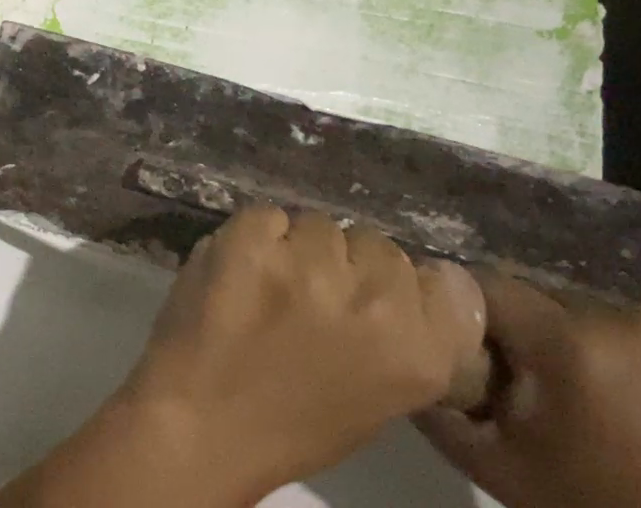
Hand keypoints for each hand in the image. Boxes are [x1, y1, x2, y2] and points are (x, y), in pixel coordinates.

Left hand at [114, 205, 486, 501]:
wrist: (202, 422)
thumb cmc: (290, 425)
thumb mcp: (379, 397)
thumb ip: (400, 338)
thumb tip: (399, 286)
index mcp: (420, 351)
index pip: (438, 279)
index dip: (398, 282)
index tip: (368, 294)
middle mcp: (374, 300)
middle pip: (375, 243)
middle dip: (346, 262)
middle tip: (310, 294)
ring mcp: (308, 264)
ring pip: (318, 224)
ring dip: (298, 246)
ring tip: (269, 285)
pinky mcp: (250, 240)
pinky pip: (265, 215)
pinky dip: (253, 236)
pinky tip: (239, 270)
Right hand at [415, 272, 640, 507]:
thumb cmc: (600, 506)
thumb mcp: (498, 467)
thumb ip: (437, 407)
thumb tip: (407, 361)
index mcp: (569, 341)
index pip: (486, 285)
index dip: (465, 311)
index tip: (464, 348)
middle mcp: (630, 320)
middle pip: (547, 304)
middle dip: (530, 338)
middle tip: (532, 392)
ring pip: (604, 321)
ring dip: (588, 350)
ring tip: (598, 409)